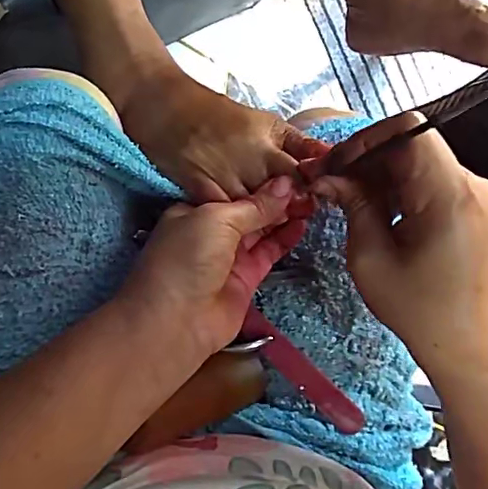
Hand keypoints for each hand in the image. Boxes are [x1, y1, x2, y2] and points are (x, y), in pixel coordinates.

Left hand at [117, 177, 313, 358]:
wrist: (176, 321)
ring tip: (312, 199)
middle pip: (249, 209)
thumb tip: (286, 184)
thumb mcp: (217, 220)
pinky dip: (285, 238)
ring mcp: (229, 255)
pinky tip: (303, 223)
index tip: (289, 167)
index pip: (231, 188)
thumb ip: (254, 205)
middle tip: (308, 182)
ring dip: (284, 215)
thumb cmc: (185, 259)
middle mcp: (211, 231)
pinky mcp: (246, 277)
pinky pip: (269, 252)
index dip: (258, 178)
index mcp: (194, 210)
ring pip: (262, 229)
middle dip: (276, 196)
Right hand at [122, 70, 330, 202]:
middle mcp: (249, 162)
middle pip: (280, 198)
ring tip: (265, 220)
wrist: (165, 106)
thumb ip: (295, 141)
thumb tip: (327, 153)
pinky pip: (223, 213)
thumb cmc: (213, 111)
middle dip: (290, 208)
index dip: (310, 189)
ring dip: (262, 219)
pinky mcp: (200, 190)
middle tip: (291, 213)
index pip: (301, 174)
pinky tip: (236, 223)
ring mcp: (224, 178)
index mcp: (267, 143)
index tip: (312, 195)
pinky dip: (232, 220)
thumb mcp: (263, 119)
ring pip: (253, 212)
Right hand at [308, 112, 487, 377]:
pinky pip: (435, 178)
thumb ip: (353, 205)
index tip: (336, 164)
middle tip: (334, 182)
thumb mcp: (371, 258)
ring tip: (354, 200)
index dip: (365, 140)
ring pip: (422, 160)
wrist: (468, 342)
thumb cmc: (421, 310)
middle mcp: (474, 187)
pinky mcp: (479, 205)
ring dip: (384, 173)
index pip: (408, 132)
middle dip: (368, 159)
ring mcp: (482, 195)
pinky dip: (404, 186)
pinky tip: (382, 211)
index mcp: (450, 196)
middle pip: (413, 144)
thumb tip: (330, 176)